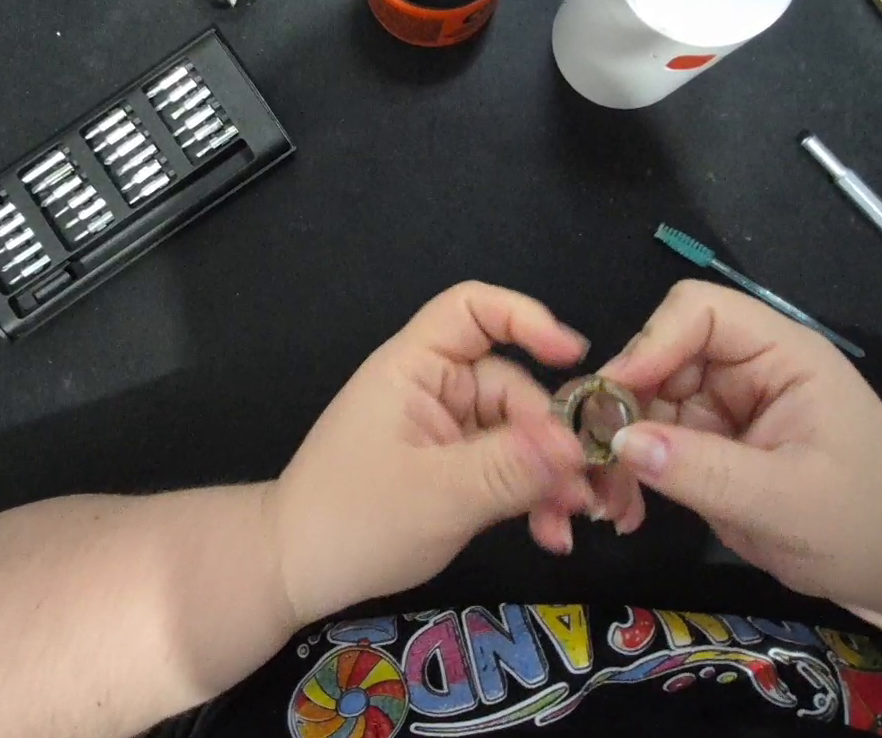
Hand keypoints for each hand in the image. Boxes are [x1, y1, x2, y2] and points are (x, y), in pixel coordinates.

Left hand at [267, 282, 596, 624]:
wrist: (297, 571)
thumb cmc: (354, 519)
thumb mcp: (439, 495)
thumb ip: (512, 467)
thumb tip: (579, 443)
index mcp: (416, 366)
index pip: (472, 309)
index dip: (525, 318)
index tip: (573, 356)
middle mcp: (434, 387)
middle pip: (512, 385)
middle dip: (551, 436)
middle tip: (584, 491)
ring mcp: (445, 427)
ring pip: (517, 432)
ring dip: (548, 475)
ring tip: (569, 523)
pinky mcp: (453, 465)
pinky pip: (506, 466)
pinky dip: (530, 494)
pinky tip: (550, 534)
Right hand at [596, 281, 881, 620]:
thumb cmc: (869, 528)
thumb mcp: (791, 503)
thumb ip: (706, 470)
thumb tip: (618, 440)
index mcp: (778, 354)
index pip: (698, 310)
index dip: (651, 343)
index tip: (616, 396)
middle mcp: (740, 368)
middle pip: (655, 355)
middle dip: (620, 403)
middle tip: (589, 456)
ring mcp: (717, 404)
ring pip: (638, 400)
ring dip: (614, 445)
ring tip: (605, 499)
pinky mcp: (700, 440)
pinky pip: (644, 440)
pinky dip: (626, 470)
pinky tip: (623, 508)